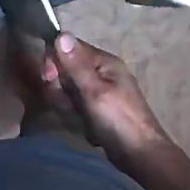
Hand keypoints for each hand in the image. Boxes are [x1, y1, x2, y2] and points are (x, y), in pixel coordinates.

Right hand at [39, 33, 172, 162]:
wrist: (140, 155)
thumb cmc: (119, 120)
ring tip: (76, 116)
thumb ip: (76, 65)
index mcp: (105, 62)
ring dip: (66, 102)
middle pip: (66, 68)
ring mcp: (99, 90)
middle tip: (66, 103)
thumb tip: (62, 34)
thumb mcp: (94, 91)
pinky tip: (80, 123)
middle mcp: (102, 71)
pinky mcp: (97, 107)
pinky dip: (74, 112)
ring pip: (68, 88)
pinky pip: (75, 102)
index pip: (69, 47)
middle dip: (59, 85)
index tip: (48, 78)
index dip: (55, 61)